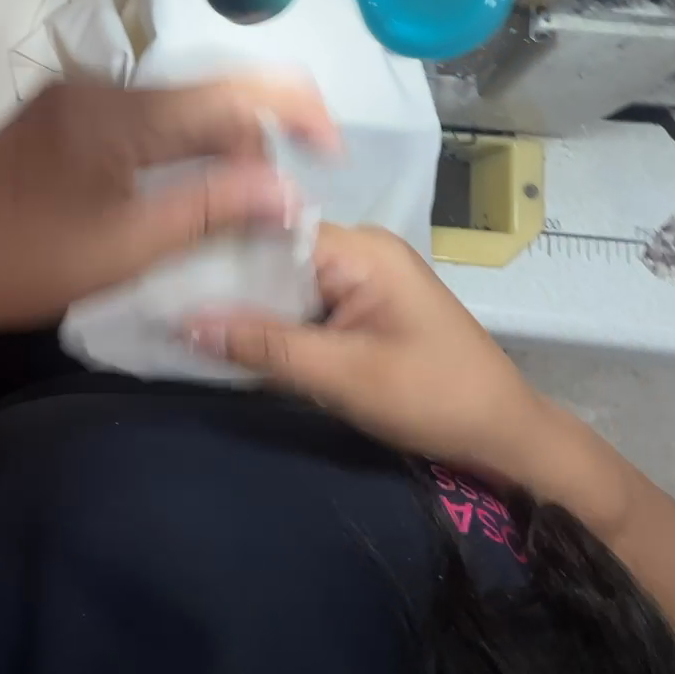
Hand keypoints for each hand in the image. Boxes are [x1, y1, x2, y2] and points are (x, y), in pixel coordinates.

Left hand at [0, 78, 338, 333]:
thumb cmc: (20, 264)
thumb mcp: (126, 247)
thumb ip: (211, 210)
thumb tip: (288, 190)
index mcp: (118, 112)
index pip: (229, 92)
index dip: (292, 111)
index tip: (330, 148)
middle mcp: (94, 88)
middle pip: (199, 94)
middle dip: (251, 133)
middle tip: (277, 188)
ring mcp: (66, 99)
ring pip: (165, 108)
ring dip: (209, 142)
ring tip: (236, 193)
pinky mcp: (50, 118)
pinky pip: (131, 119)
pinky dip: (168, 146)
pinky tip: (176, 182)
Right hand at [185, 225, 555, 477]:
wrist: (508, 440)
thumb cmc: (434, 399)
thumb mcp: (344, 375)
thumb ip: (265, 345)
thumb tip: (185, 322)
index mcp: (361, 249)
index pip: (269, 234)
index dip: (217, 255)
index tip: (166, 278)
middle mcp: (358, 249)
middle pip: (273, 255)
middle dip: (227, 284)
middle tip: (168, 304)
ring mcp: (361, 275)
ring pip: (284, 281)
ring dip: (248, 306)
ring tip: (189, 319)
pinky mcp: (361, 303)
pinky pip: (302, 301)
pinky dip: (273, 320)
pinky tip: (236, 336)